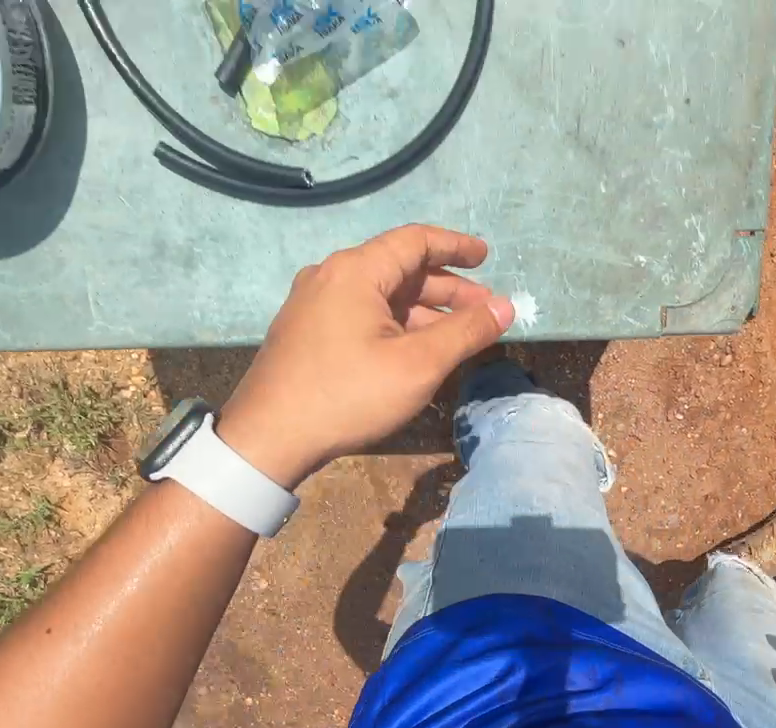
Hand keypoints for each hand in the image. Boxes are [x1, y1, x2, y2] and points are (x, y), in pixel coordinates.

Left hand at [217, 225, 515, 486]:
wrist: (270, 437)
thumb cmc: (349, 395)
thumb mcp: (418, 365)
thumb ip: (465, 332)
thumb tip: (505, 307)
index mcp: (356, 271)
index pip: (415, 242)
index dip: (456, 247)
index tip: (486, 257)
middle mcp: (331, 277)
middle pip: (399, 270)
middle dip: (446, 288)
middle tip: (484, 310)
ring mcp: (314, 305)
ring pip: (381, 297)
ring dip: (423, 311)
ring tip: (457, 335)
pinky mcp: (308, 333)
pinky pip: (362, 316)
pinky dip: (397, 324)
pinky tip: (415, 350)